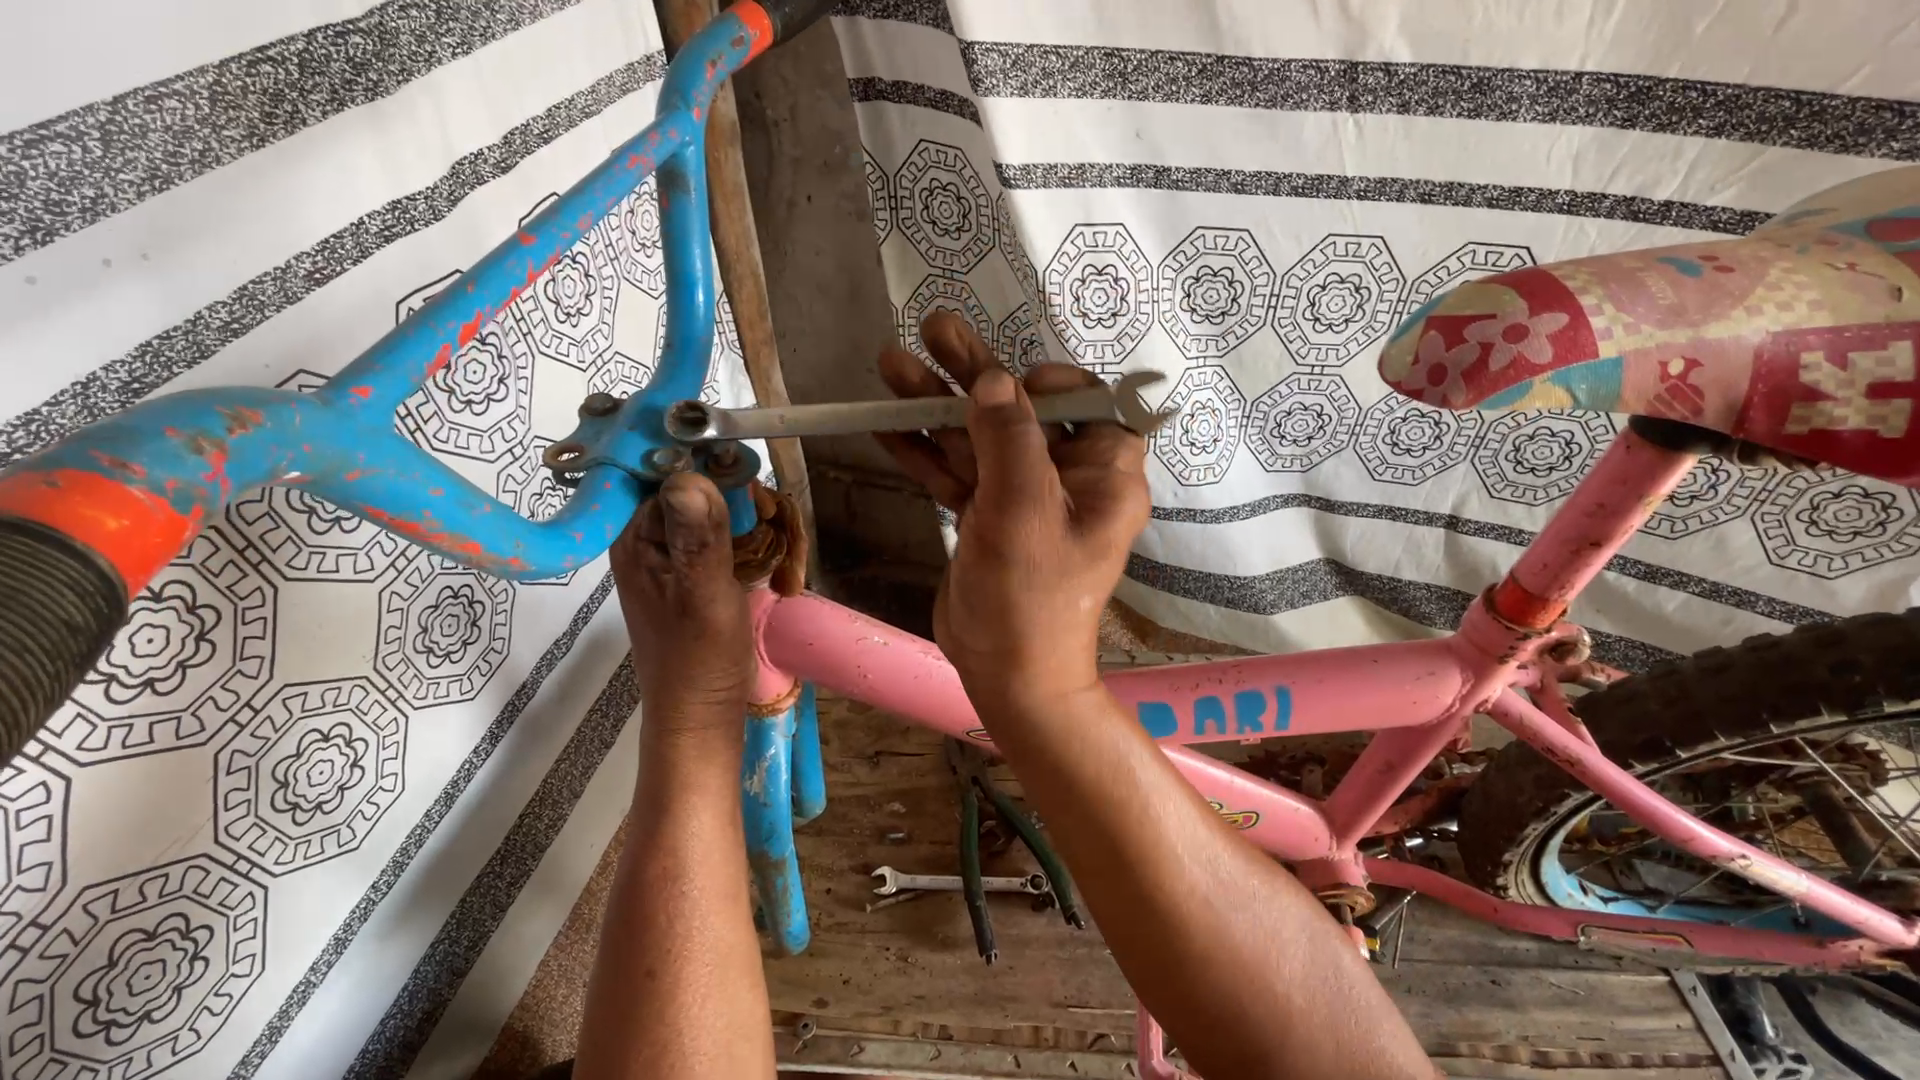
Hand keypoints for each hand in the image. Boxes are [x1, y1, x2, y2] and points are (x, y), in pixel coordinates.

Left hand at [611, 472, 752, 727]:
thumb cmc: (700, 659)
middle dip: (742, 500)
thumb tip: (689, 476)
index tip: (754, 491)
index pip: (670, 473)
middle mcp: (649, 539)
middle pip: (699, 488)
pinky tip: (775, 565)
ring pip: (719, 511)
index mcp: (636, 537)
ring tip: (782, 550)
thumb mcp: (703, 594)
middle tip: (774, 522)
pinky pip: (727, 537)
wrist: (701, 714)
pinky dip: (754, 544)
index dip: (713, 471)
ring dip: (755, 524)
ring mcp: (673, 556)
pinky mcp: (696, 572)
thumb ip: (699, 536)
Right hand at [875, 312, 1150, 707]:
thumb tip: (994, 377)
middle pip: (1018, 410)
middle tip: (930, 328)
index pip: (1088, 402)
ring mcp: (1023, 498)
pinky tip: (888, 426)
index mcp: (1104, 474)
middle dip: (972, 373)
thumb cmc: (1031, 598)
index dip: (1047, 381)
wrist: (1006, 674)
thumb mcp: (1024, 511)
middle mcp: (1068, 479)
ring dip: (936, 406)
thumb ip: (1009, 438)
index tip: (1008, 384)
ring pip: (979, 438)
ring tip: (889, 364)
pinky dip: (925, 452)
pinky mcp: (988, 518)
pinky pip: (957, 473)